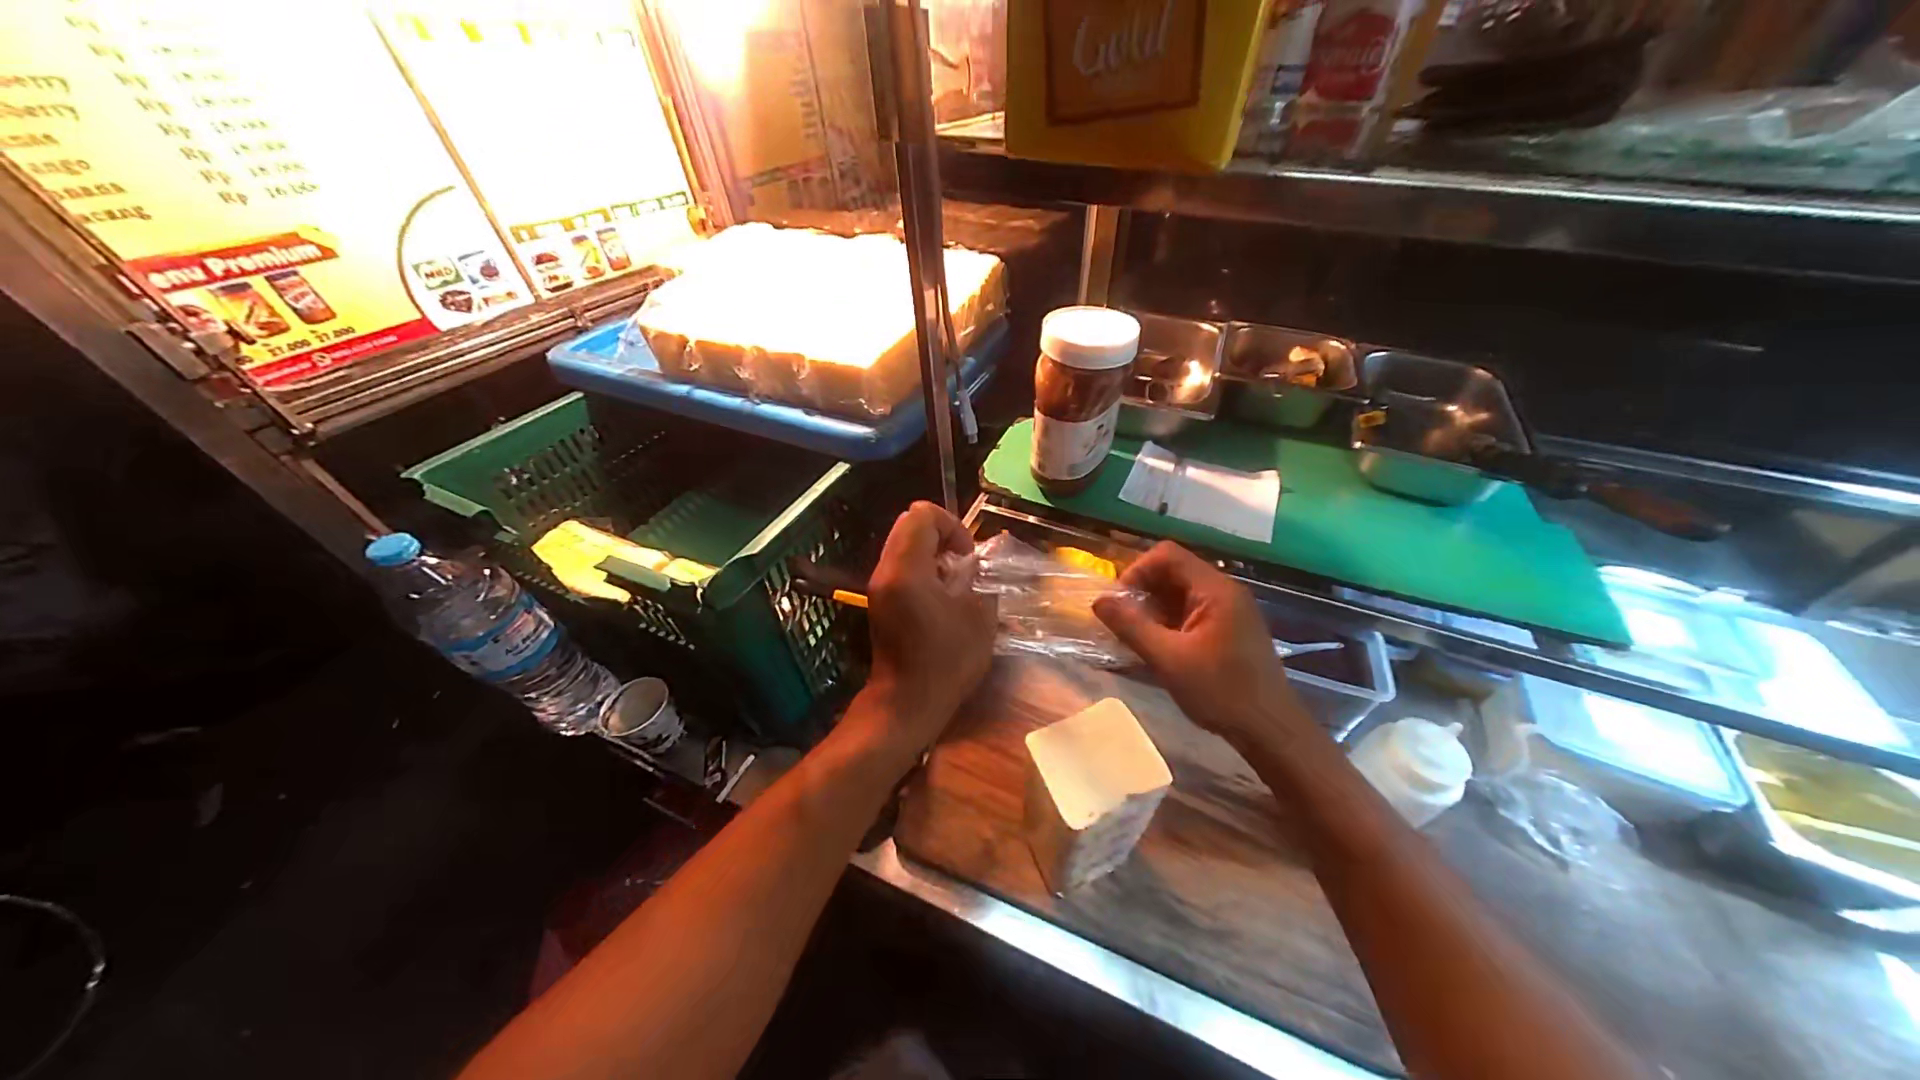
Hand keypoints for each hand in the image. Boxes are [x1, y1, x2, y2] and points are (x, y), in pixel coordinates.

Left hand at [863, 502, 996, 749]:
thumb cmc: (947, 661)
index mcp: (907, 569)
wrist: (907, 703)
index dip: (952, 525)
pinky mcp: (880, 601)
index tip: (968, 556)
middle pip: (909, 525)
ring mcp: (878, 586)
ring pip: (903, 545)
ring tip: (954, 585)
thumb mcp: (979, 617)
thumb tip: (977, 561)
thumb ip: (979, 578)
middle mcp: (885, 571)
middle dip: (941, 536)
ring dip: (931, 554)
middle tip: (963, 566)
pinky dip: (921, 570)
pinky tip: (940, 600)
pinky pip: (900, 567)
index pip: (922, 514)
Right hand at [1092, 542, 1313, 749]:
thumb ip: (1131, 626)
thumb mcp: (1168, 659)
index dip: (1136, 571)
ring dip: (1153, 608)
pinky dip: (1168, 621)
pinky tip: (1157, 647)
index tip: (1120, 603)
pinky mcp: (1228, 629)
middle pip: (1173, 571)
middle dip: (1142, 591)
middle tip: (1122, 622)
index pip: (1167, 555)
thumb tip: (1099, 601)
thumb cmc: (1220, 692)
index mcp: (1215, 590)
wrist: (1269, 730)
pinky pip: (1190, 611)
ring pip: (1179, 592)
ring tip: (1135, 637)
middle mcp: (1224, 591)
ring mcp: (1228, 610)